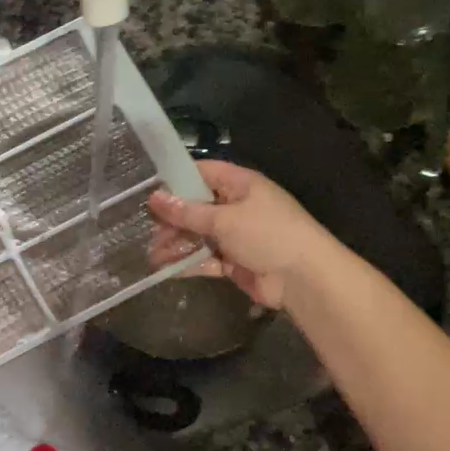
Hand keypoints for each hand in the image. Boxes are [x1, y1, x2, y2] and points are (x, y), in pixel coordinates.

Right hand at [146, 160, 342, 309]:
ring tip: (152, 254)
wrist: (303, 278)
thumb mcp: (224, 220)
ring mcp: (235, 235)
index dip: (177, 178)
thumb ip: (187, 212)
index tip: (149, 188)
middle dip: (171, 218)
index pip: (204, 172)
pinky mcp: (233, 261)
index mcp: (241, 185)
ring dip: (176, 243)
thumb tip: (154, 198)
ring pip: (198, 235)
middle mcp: (237, 206)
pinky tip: (164, 269)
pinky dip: (187, 263)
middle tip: (146, 229)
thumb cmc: (267, 235)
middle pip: (196, 207)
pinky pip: (205, 258)